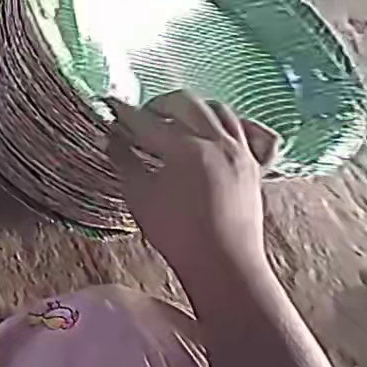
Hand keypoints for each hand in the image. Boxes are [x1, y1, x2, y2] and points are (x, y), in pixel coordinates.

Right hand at [106, 91, 279, 279]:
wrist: (222, 264)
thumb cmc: (175, 232)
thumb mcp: (138, 195)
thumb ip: (124, 161)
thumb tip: (111, 138)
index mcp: (186, 149)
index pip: (146, 121)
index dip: (124, 112)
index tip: (110, 105)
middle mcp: (218, 142)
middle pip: (186, 102)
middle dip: (159, 103)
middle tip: (141, 116)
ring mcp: (242, 152)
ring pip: (220, 110)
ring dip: (194, 108)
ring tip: (176, 120)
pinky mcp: (256, 166)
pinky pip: (257, 133)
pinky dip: (239, 125)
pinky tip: (223, 132)